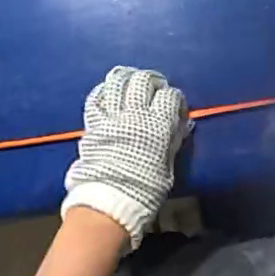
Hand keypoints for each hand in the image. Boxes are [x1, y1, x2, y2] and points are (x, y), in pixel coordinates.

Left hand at [60, 66, 188, 248]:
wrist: (108, 199)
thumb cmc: (143, 189)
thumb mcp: (167, 166)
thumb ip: (172, 141)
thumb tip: (181, 124)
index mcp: (157, 126)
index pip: (169, 97)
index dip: (175, 98)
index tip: (175, 104)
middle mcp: (134, 114)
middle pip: (143, 81)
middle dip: (152, 80)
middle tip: (155, 86)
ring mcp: (111, 115)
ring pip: (118, 82)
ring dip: (128, 77)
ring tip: (133, 79)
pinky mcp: (93, 121)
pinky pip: (97, 97)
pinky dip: (104, 90)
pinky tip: (109, 90)